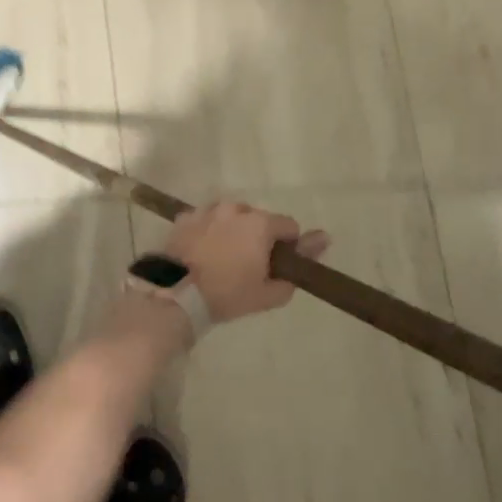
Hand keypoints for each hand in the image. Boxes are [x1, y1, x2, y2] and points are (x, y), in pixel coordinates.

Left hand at [162, 201, 330, 322]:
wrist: (178, 292)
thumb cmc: (229, 293)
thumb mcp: (271, 291)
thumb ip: (300, 265)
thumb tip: (323, 239)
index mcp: (259, 223)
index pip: (289, 226)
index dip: (288, 246)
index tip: (278, 264)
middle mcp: (233, 208)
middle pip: (257, 218)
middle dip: (259, 236)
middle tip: (250, 264)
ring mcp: (205, 210)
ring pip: (230, 216)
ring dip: (233, 230)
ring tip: (225, 257)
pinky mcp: (184, 217)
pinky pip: (206, 220)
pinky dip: (210, 231)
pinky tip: (204, 251)